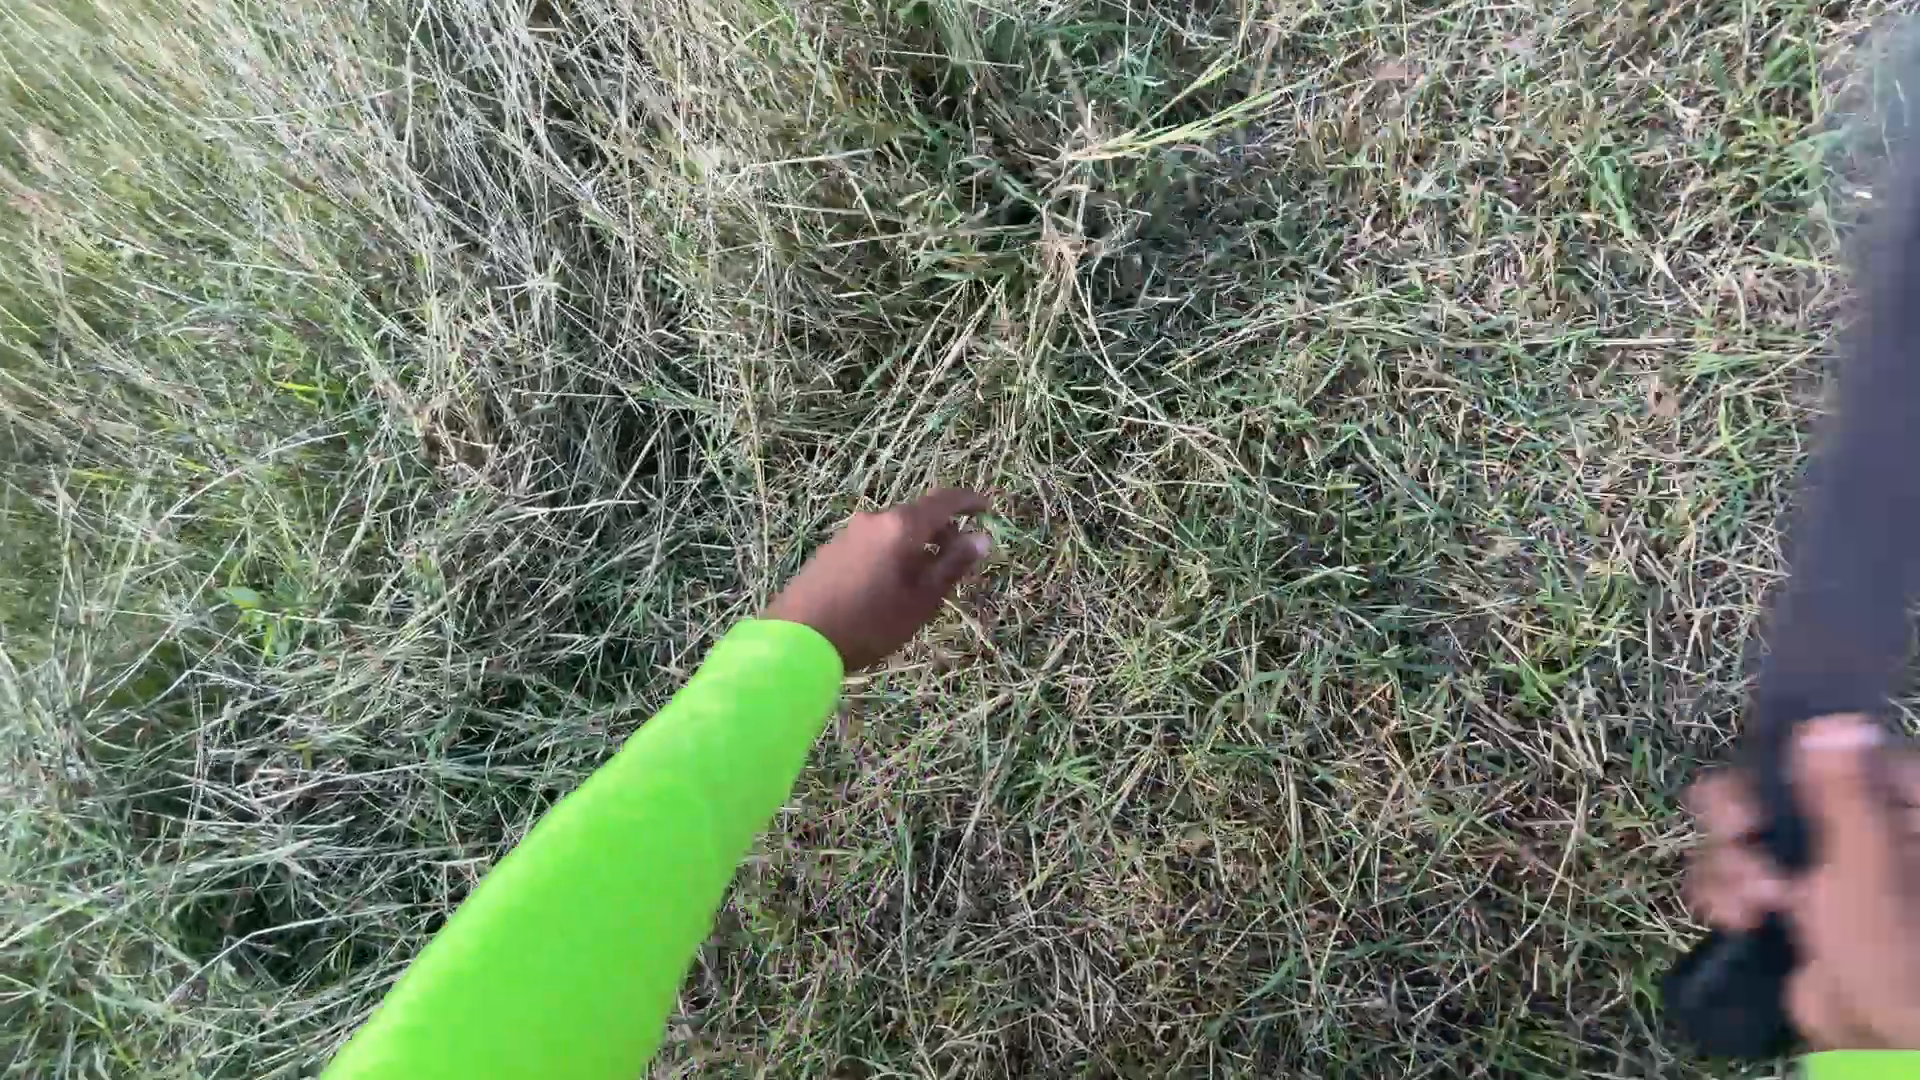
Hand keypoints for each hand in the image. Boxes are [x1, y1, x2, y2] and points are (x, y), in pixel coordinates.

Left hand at [764, 489, 990, 670]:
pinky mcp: (832, 549)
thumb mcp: (921, 600)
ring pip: (895, 531)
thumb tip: (981, 538)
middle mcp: (875, 520)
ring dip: (917, 546)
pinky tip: (891, 585)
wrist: (798, 638)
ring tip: (925, 581)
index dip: (969, 502)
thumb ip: (952, 566)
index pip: (944, 500)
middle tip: (958, 561)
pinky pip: (875, 542)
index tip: (987, 509)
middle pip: (919, 516)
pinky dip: (894, 553)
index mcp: (901, 526)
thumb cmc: (870, 622)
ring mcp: (850, 533)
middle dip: (944, 532)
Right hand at [1686, 714, 1919, 1049]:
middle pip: (1770, 790)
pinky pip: (1724, 868)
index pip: (1840, 761)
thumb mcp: (1868, 875)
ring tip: (1751, 907)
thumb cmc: (1896, 960)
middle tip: (1737, 835)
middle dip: (1738, 820)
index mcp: (1903, 823)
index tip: (1769, 785)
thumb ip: (1845, 798)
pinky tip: (1735, 919)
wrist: (1881, 1049)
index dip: (1793, 767)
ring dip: (1728, 866)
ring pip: (1737, 832)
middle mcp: (1861, 837)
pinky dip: (1719, 891)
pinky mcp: (1782, 896)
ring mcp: (1817, 868)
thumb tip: (1837, 721)